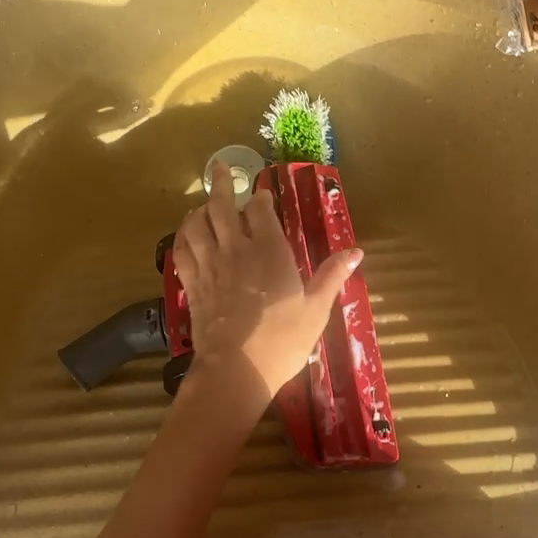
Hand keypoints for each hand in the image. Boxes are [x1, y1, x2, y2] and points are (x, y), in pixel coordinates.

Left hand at [173, 163, 362, 402]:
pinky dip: (182, 237)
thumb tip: (356, 252)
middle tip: (220, 168)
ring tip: (202, 202)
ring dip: (198, 209)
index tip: (262, 193)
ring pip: (196, 225)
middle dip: (221, 184)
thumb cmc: (283, 341)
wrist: (237, 369)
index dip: (260, 197)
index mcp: (269, 252)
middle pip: (221, 207)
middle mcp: (236, 250)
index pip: (260, 210)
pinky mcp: (193, 286)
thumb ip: (332, 276)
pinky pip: (182, 252)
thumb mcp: (316, 310)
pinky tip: (185, 236)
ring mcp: (210, 267)